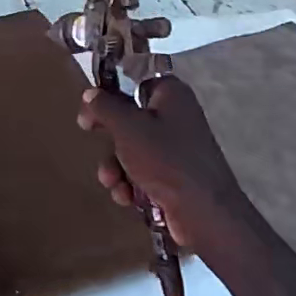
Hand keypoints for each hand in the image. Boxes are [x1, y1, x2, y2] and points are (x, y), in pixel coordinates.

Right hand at [78, 77, 245, 248]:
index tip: (90, 104)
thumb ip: (105, 107)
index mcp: (171, 95)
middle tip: (90, 134)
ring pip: (132, 148)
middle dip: (109, 136)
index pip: (134, 80)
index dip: (110, 90)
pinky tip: (127, 197)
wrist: (205, 215)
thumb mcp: (127, 128)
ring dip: (116, 166)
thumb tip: (90, 94)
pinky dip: (131, 183)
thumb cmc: (166, 161)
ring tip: (112, 181)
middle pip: (130, 117)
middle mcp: (176, 117)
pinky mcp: (175, 177)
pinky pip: (142, 172)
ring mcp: (177, 149)